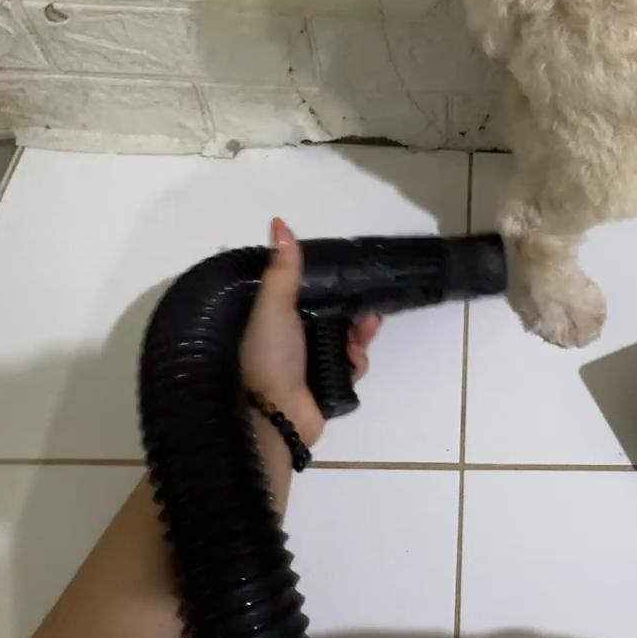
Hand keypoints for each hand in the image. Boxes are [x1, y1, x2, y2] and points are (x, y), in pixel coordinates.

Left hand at [240, 219, 381, 446]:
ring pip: (346, 337)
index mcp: (274, 319)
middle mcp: (292, 339)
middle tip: (368, 306)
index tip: (348, 275)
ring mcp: (310, 363)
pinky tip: (357, 357)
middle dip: (353, 309)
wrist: (275, 415)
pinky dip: (358, 359)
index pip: (305, 293)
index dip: (328, 284)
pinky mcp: (327, 384)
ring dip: (360, 332)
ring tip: (368, 328)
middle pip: (332, 315)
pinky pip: (352, 364)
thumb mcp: (273, 306)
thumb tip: (279, 222)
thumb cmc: (268, 357)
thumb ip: (282, 268)